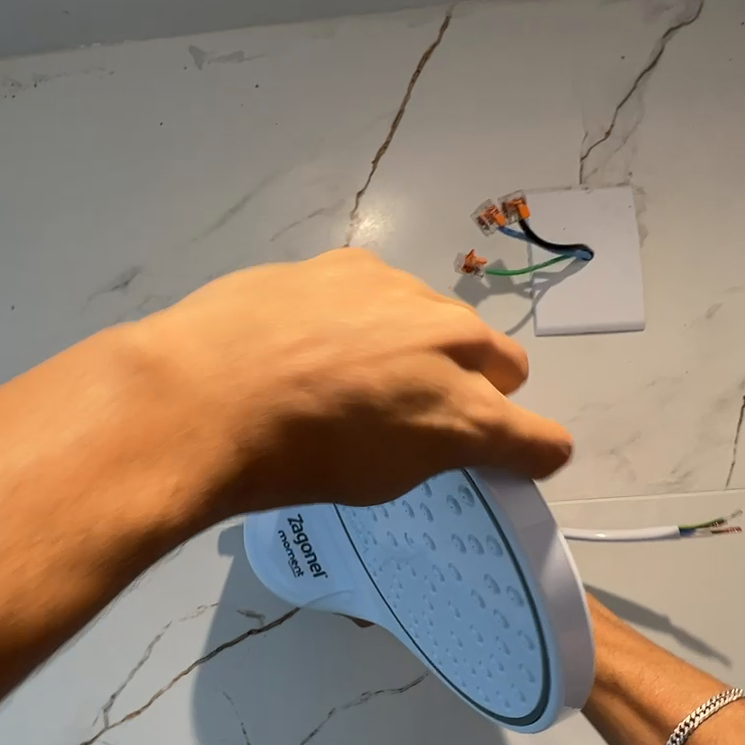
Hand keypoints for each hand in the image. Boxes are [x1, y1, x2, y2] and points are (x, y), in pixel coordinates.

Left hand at [127, 248, 572, 512]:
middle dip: (480, 389)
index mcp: (464, 413)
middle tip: (421, 411)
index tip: (504, 460)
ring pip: (443, 320)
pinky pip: (384, 292)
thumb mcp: (371, 481)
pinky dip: (368, 314)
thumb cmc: (286, 462)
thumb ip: (425, 450)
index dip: (528, 455)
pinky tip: (315, 334)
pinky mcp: (350, 264)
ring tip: (352, 370)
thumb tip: (428, 427)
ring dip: (421, 344)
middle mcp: (451, 342)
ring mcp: (402, 292)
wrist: (202, 395)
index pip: (542, 440)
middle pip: (506, 364)